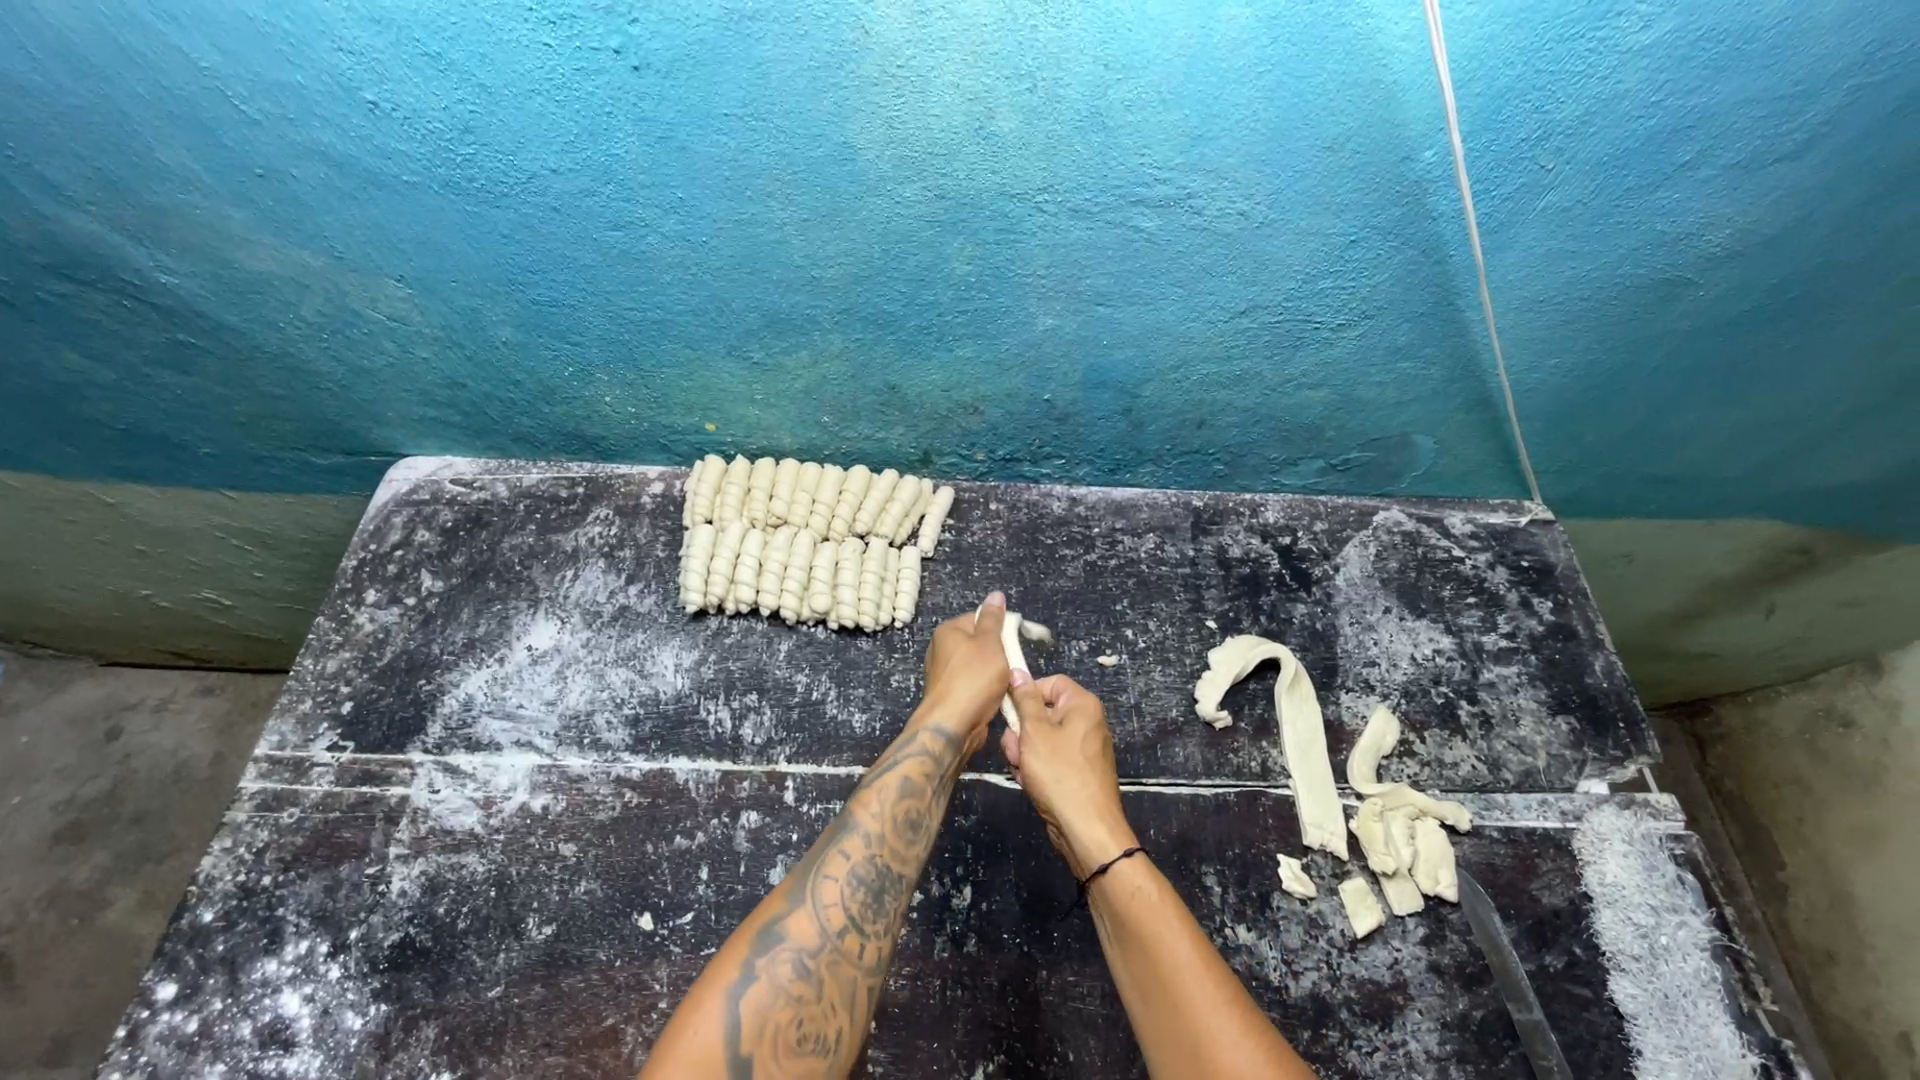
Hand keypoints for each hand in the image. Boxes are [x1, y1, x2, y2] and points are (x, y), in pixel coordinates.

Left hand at [915, 591, 1012, 752]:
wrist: (953, 724)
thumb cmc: (973, 679)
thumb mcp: (990, 643)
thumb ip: (994, 619)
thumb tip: (996, 594)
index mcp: (948, 631)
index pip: (979, 618)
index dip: (1000, 626)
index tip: (1018, 639)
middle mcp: (942, 649)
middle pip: (980, 642)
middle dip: (1000, 653)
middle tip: (1014, 663)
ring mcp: (944, 673)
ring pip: (979, 666)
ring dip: (996, 673)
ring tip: (1008, 681)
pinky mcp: (950, 694)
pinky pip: (974, 684)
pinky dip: (987, 689)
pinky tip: (998, 696)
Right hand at [1003, 673, 1137, 878]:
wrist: (1085, 826)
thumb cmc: (1059, 772)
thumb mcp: (1034, 731)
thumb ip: (1024, 699)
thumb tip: (1018, 671)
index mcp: (1082, 704)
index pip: (1050, 682)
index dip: (1027, 693)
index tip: (1009, 711)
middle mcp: (1086, 722)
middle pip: (1042, 712)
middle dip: (1022, 732)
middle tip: (1017, 750)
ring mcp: (1082, 748)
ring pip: (1041, 738)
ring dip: (1025, 753)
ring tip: (1024, 771)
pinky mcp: (1077, 770)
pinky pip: (1049, 759)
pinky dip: (1036, 769)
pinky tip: (1030, 783)